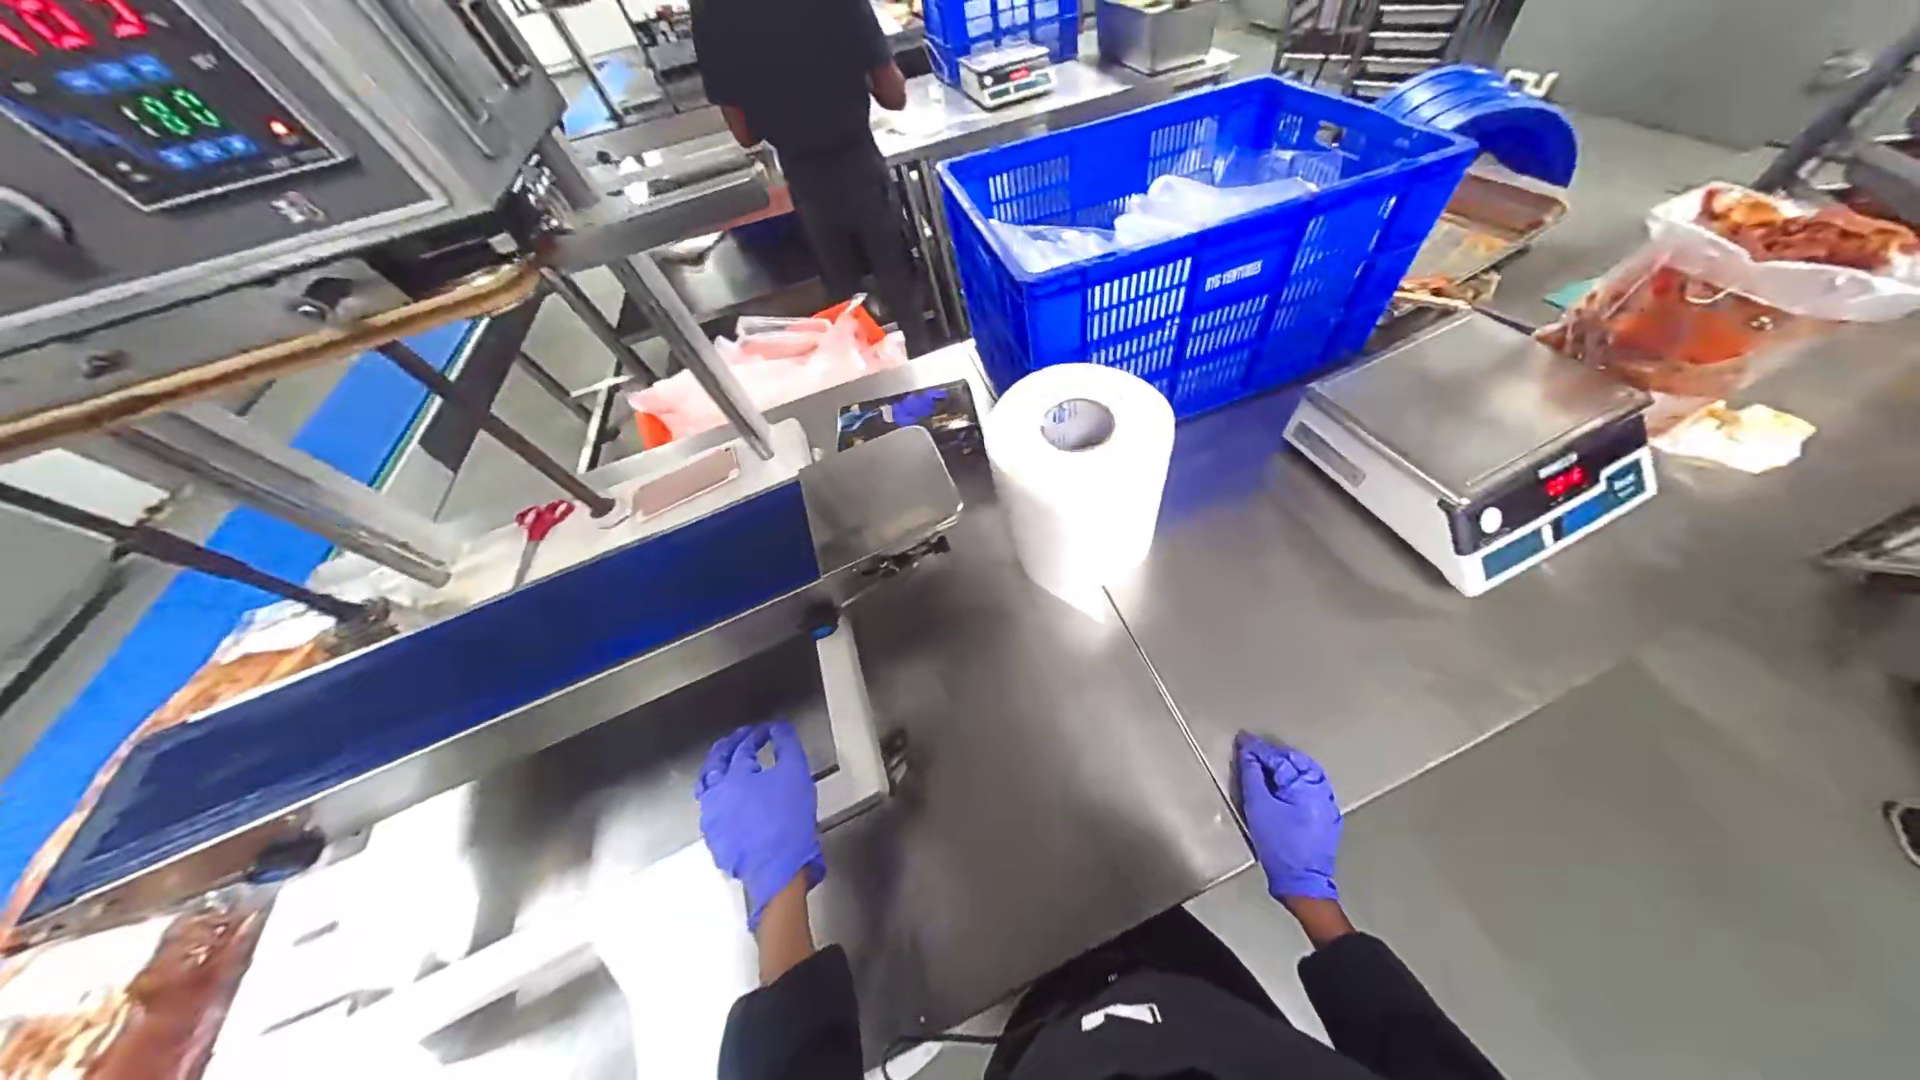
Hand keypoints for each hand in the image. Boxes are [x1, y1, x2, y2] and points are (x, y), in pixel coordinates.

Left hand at [696, 722, 824, 930]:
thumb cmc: (789, 819)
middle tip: (742, 737)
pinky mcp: (715, 839)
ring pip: (707, 786)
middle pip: (716, 762)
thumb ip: (787, 744)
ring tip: (730, 764)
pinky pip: (711, 809)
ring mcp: (712, 819)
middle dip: (730, 745)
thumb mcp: (796, 773)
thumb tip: (779, 728)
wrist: (779, 868)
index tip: (767, 731)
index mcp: (735, 776)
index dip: (756, 735)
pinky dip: (719, 795)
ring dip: (718, 769)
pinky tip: (731, 797)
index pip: (743, 747)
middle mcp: (716, 795)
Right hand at [1235, 733, 1342, 901]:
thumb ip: (1251, 775)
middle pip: (1296, 761)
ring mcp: (1327, 804)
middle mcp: (1321, 791)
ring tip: (1264, 763)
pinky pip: (1310, 786)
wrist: (1301, 882)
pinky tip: (1281, 783)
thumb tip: (1247, 753)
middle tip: (1251, 750)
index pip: (1278, 758)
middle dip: (1273, 753)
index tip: (1242, 739)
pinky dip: (1294, 779)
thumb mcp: (1257, 806)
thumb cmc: (1277, 843)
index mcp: (1306, 786)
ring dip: (1285, 765)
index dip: (1257, 748)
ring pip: (1305, 772)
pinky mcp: (1327, 816)